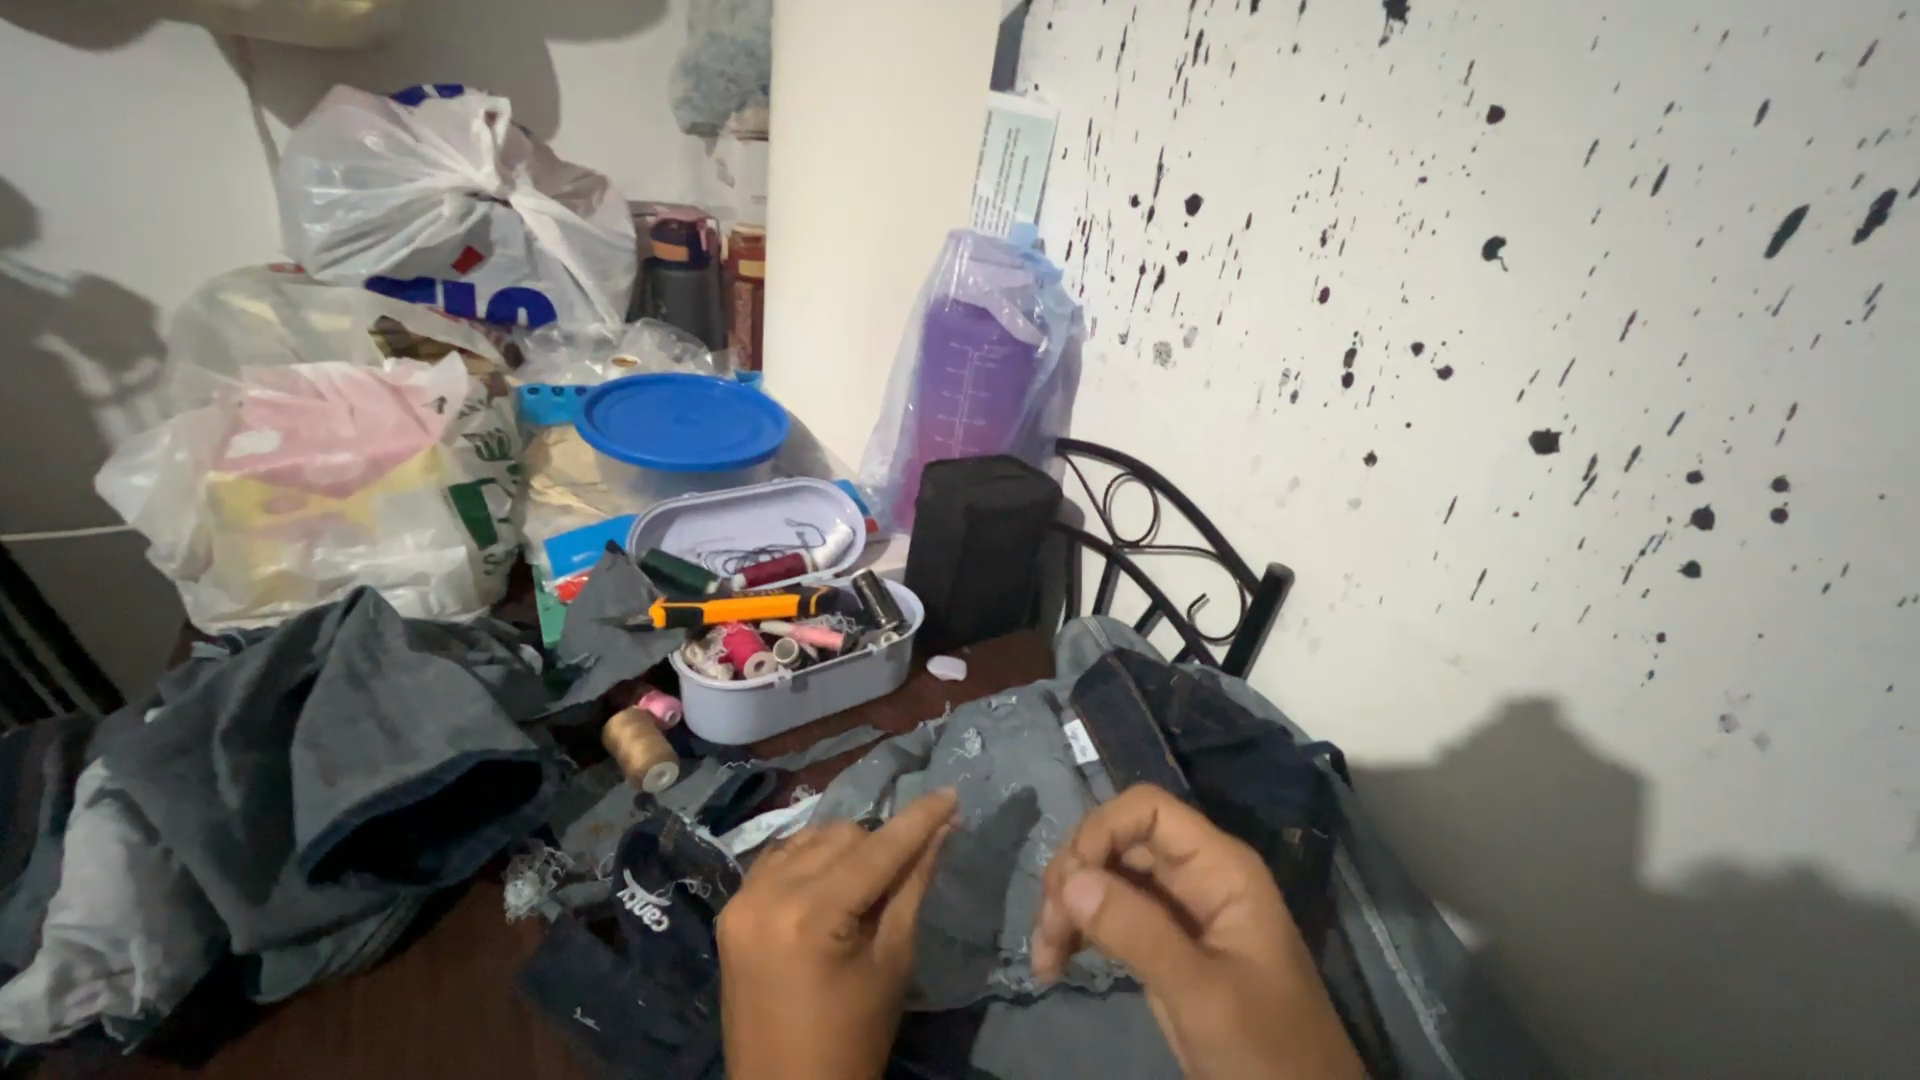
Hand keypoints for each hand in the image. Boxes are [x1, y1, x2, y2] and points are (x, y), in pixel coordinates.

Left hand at [718, 788, 957, 1079]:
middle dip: (881, 844)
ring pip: (810, 838)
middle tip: (907, 867)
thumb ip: (913, 885)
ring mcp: (742, 900)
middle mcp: (768, 895)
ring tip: (867, 881)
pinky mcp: (731, 909)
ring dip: (845, 849)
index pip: (876, 850)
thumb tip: (941, 829)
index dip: (918, 820)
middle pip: (842, 836)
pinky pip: (780, 857)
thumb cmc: (854, 1036)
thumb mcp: (893, 960)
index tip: (950, 792)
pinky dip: (810, 859)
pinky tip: (829, 880)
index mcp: (810, 917)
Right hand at [1032, 785, 1364, 1079]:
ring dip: (1068, 906)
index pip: (1149, 810)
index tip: (1069, 882)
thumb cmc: (1268, 1050)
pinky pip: (1109, 914)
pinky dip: (1077, 931)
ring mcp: (1177, 909)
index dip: (1102, 830)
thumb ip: (1137, 932)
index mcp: (1219, 868)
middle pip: (1118, 841)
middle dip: (1075, 875)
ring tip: (1045, 956)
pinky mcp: (1162, 943)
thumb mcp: (1202, 994)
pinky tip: (1056, 962)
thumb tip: (1069, 878)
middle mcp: (1195, 875)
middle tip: (1048, 928)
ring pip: (1106, 877)